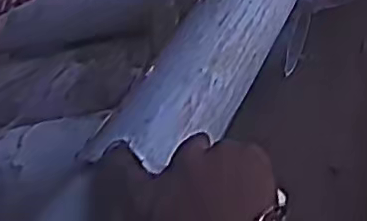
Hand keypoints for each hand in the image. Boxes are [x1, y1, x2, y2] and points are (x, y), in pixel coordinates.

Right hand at [98, 135, 281, 220]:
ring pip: (220, 152)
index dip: (118, 162)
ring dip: (221, 168)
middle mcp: (181, 168)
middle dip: (193, 167)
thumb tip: (156, 209)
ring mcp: (220, 153)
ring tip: (228, 197)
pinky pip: (246, 156)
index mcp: (147, 201)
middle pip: (186, 152)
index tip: (116, 153)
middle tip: (200, 194)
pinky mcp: (251, 151)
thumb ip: (149, 214)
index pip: (120, 172)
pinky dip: (246, 169)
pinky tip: (246, 192)